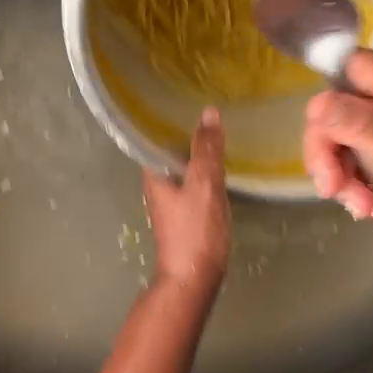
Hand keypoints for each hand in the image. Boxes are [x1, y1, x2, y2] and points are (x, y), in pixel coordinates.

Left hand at [144, 107, 229, 295]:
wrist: (193, 279)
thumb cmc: (194, 232)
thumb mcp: (204, 186)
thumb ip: (207, 150)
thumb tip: (209, 112)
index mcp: (153, 173)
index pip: (153, 134)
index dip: (167, 115)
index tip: (183, 93)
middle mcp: (156, 183)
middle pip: (169, 148)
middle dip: (185, 130)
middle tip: (206, 104)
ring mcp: (169, 198)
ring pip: (182, 165)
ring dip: (196, 149)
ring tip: (216, 127)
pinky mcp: (184, 211)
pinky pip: (192, 180)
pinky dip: (203, 168)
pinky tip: (219, 162)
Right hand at [301, 51, 372, 260]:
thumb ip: (366, 127)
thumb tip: (316, 103)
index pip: (355, 68)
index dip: (330, 93)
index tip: (318, 131)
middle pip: (341, 110)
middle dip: (329, 149)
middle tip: (329, 186)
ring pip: (344, 141)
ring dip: (341, 175)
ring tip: (360, 206)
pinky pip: (358, 165)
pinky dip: (356, 188)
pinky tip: (371, 209)